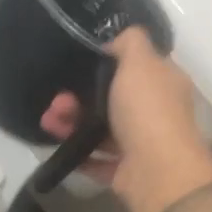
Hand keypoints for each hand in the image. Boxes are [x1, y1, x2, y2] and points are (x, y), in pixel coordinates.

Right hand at [39, 27, 211, 211]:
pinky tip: (56, 147)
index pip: (137, 68)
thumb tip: (116, 40)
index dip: (109, 65)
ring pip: (100, 130)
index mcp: (163, 83)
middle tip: (56, 100)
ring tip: (48, 122)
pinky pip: (95, 160)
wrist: (156, 170)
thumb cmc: (148, 111)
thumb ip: (130, 43)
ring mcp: (139, 144)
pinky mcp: (123, 171)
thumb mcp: (140, 62)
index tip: (81, 65)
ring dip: (71, 125)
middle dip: (80, 98)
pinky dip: (76, 153)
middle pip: (111, 101)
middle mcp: (153, 112)